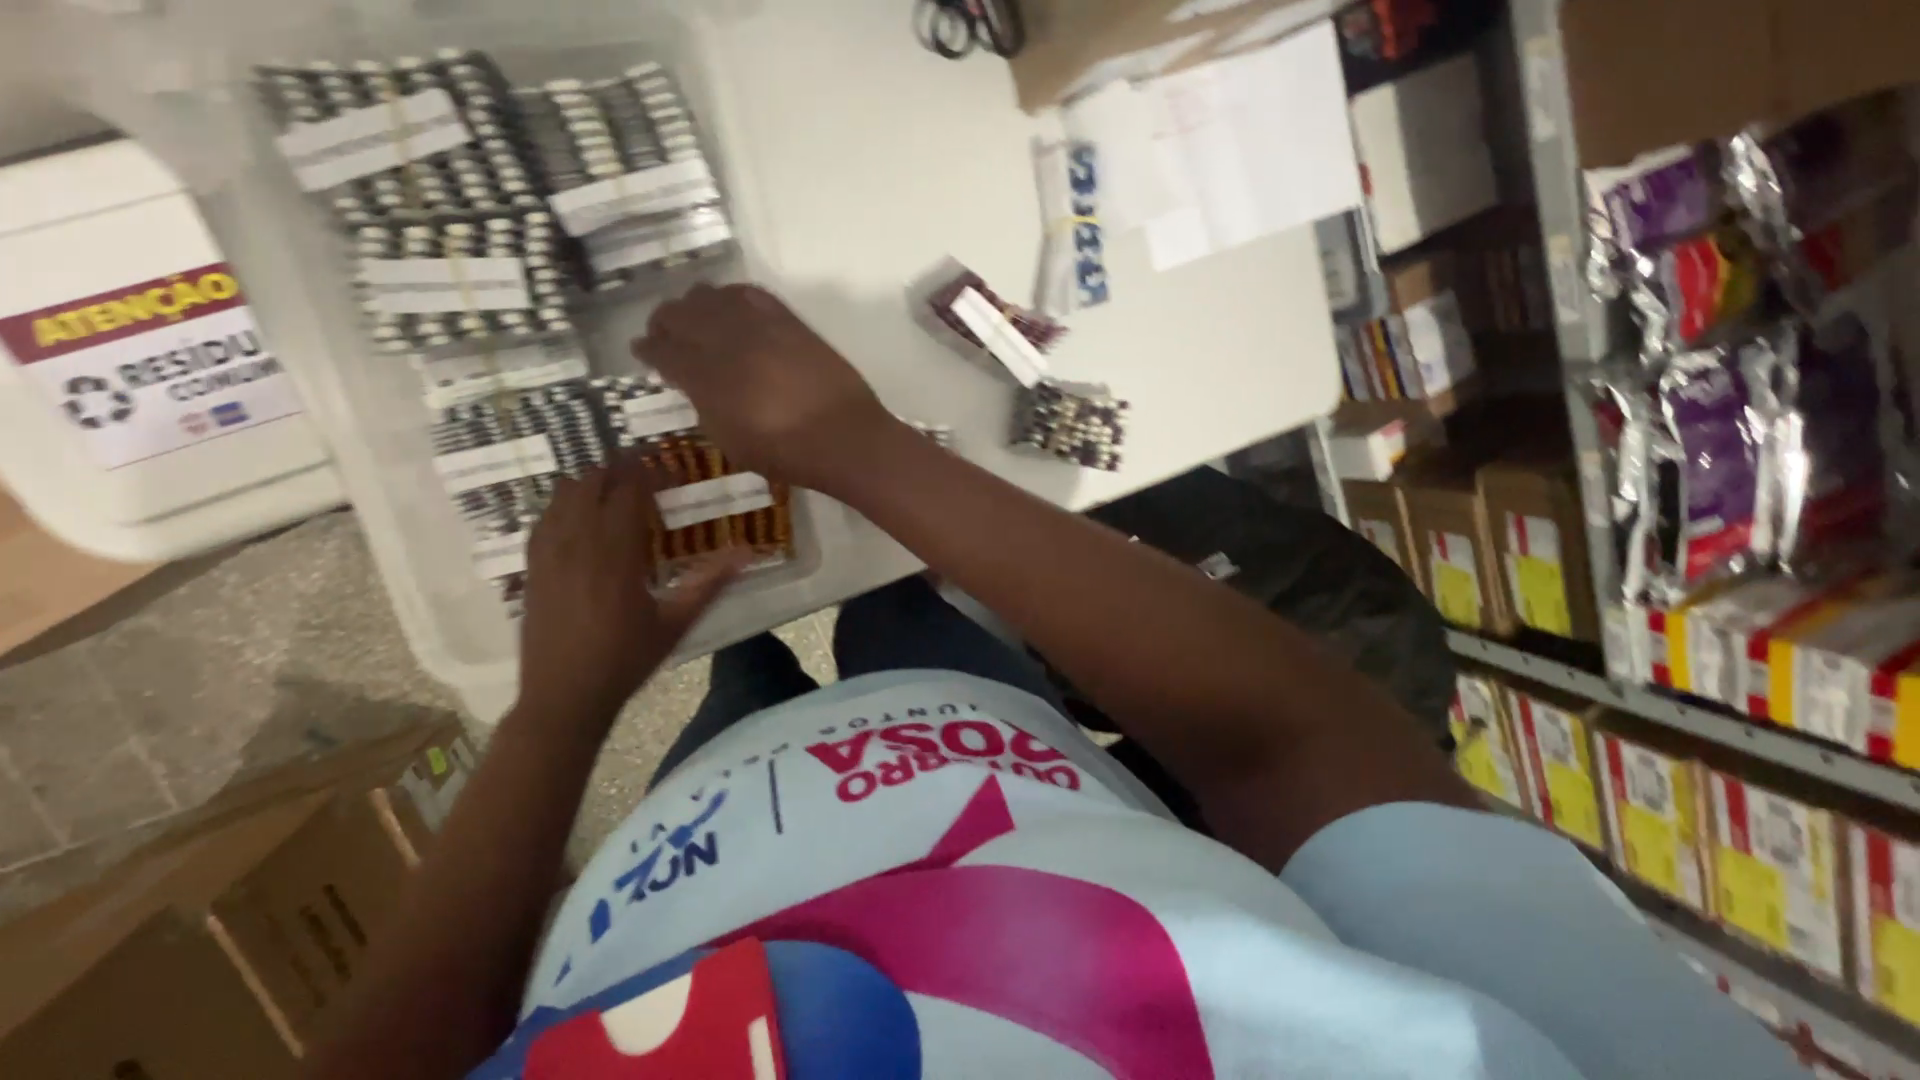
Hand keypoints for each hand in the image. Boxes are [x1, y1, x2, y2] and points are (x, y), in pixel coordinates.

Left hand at [517, 459, 747, 721]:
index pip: (630, 491)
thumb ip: (710, 583)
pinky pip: (544, 517)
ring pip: (564, 493)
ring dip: (591, 483)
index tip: (670, 470)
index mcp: (617, 555)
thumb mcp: (675, 623)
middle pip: (594, 482)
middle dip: (620, 470)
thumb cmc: (625, 660)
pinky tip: (578, 515)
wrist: (564, 696)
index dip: (650, 473)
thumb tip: (747, 553)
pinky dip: (564, 504)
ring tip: (614, 490)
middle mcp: (578, 543)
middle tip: (645, 473)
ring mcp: (549, 552)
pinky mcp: (531, 565)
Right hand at [634, 283, 905, 492]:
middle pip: (680, 314)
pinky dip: (731, 296)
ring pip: (711, 296)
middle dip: (664, 322)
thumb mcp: (730, 439)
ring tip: (694, 318)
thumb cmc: (786, 452)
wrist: (845, 438)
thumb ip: (705, 405)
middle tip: (663, 334)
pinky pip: (750, 293)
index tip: (640, 350)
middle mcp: (728, 342)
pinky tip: (729, 306)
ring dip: (694, 304)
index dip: (647, 350)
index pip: (663, 351)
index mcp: (707, 377)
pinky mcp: (789, 320)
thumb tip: (692, 383)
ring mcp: (760, 326)